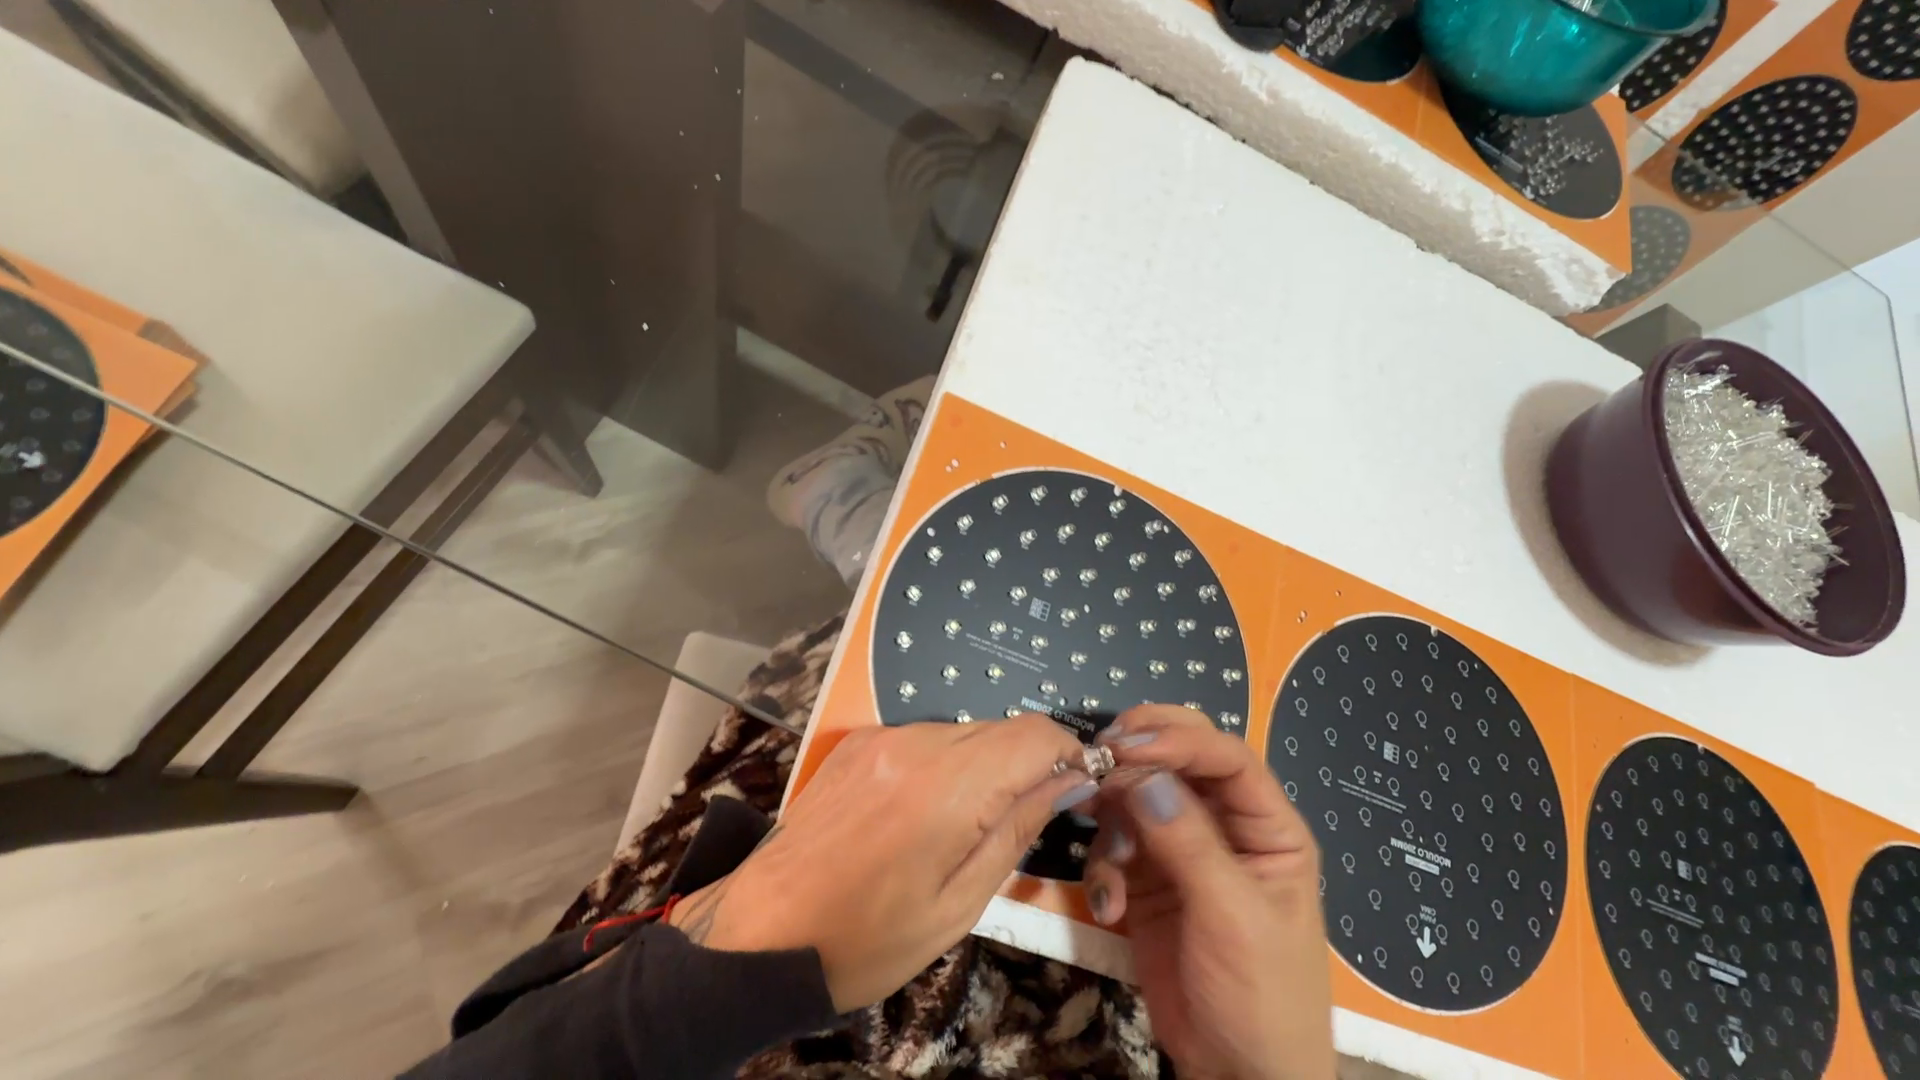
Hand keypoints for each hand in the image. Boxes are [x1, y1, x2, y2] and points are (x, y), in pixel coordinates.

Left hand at [667, 714, 1095, 1010]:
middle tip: (1024, 819)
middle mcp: (914, 743)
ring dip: (985, 764)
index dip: (1069, 754)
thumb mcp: (959, 903)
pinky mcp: (857, 743)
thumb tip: (1068, 780)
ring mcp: (880, 737)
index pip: (1035, 734)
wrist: (761, 932)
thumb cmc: (868, 938)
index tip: (1076, 790)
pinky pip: (924, 738)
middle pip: (1002, 728)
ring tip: (967, 825)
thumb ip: (1018, 828)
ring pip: (965, 730)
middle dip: (1028, 763)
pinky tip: (926, 812)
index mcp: (946, 785)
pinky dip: (945, 763)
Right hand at [1082, 705, 1334, 1079]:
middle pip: (1179, 760)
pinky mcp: (1145, 879)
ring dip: (1113, 817)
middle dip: (1137, 755)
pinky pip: (1113, 845)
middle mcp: (1223, 826)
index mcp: (1266, 826)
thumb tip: (1141, 775)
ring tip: (1111, 860)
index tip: (1124, 746)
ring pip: (1136, 796)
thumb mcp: (1234, 917)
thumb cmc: (1261, 996)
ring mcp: (1180, 850)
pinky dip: (1101, 867)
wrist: (1237, 1074)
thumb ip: (1189, 843)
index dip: (1177, 741)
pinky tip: (1106, 906)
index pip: (1225, 757)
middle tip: (1098, 760)